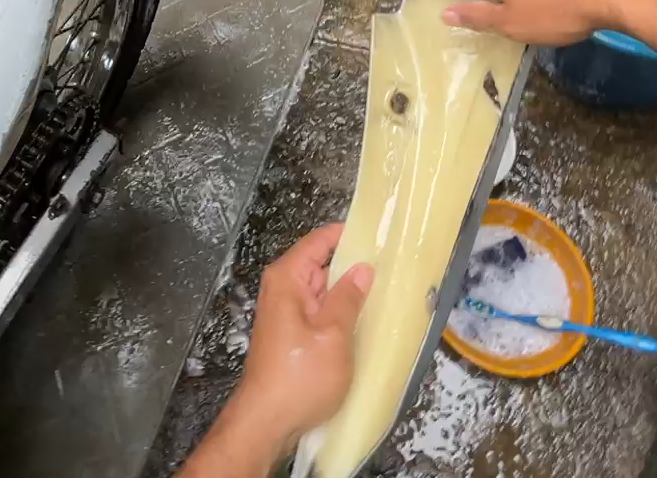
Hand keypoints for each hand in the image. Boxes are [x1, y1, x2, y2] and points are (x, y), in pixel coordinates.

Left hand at [236, 224, 375, 432]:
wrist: (267, 422)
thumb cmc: (299, 376)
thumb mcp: (333, 335)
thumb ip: (348, 298)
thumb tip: (363, 268)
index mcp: (287, 278)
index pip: (318, 241)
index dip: (345, 235)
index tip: (376, 233)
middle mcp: (282, 287)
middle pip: (320, 264)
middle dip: (351, 265)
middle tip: (389, 265)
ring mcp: (285, 310)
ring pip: (321, 290)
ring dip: (346, 292)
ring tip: (383, 290)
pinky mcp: (291, 332)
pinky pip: (318, 310)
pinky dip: (338, 311)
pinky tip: (362, 319)